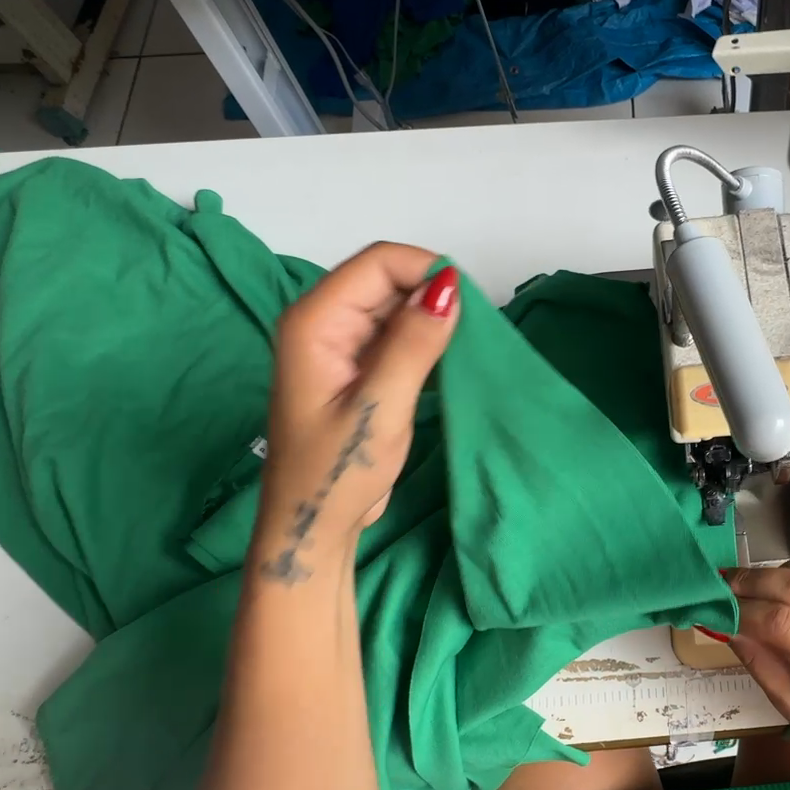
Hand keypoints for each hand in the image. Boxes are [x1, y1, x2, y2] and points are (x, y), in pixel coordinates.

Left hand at [253, 244, 458, 584]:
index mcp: (315, 322)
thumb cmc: (338, 473)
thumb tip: (449, 288)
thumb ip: (413, 345)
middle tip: (474, 334)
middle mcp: (323, 322)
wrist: (315, 525)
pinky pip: (396, 335)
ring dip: (432, 319)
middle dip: (433, 294)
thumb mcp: (380, 408)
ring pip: (395, 306)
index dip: (428, 271)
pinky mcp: (357, 369)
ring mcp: (340, 346)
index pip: (378, 263)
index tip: (472, 307)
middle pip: (386, 279)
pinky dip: (425, 341)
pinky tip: (448, 363)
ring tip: (465, 350)